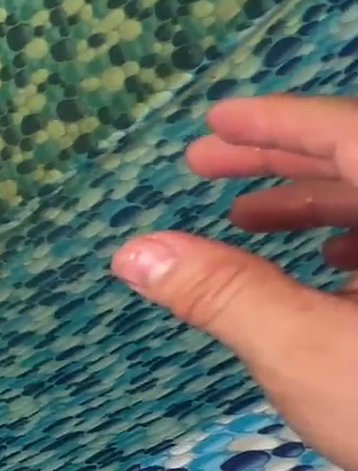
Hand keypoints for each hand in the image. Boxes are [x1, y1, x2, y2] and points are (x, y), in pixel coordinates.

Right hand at [112, 94, 357, 470]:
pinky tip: (326, 261)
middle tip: (204, 163)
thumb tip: (134, 250)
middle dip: (286, 161)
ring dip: (318, 204)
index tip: (216, 120)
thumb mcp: (308, 350)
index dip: (281, 124)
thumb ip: (223, 293)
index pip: (356, 140)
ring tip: (243, 217)